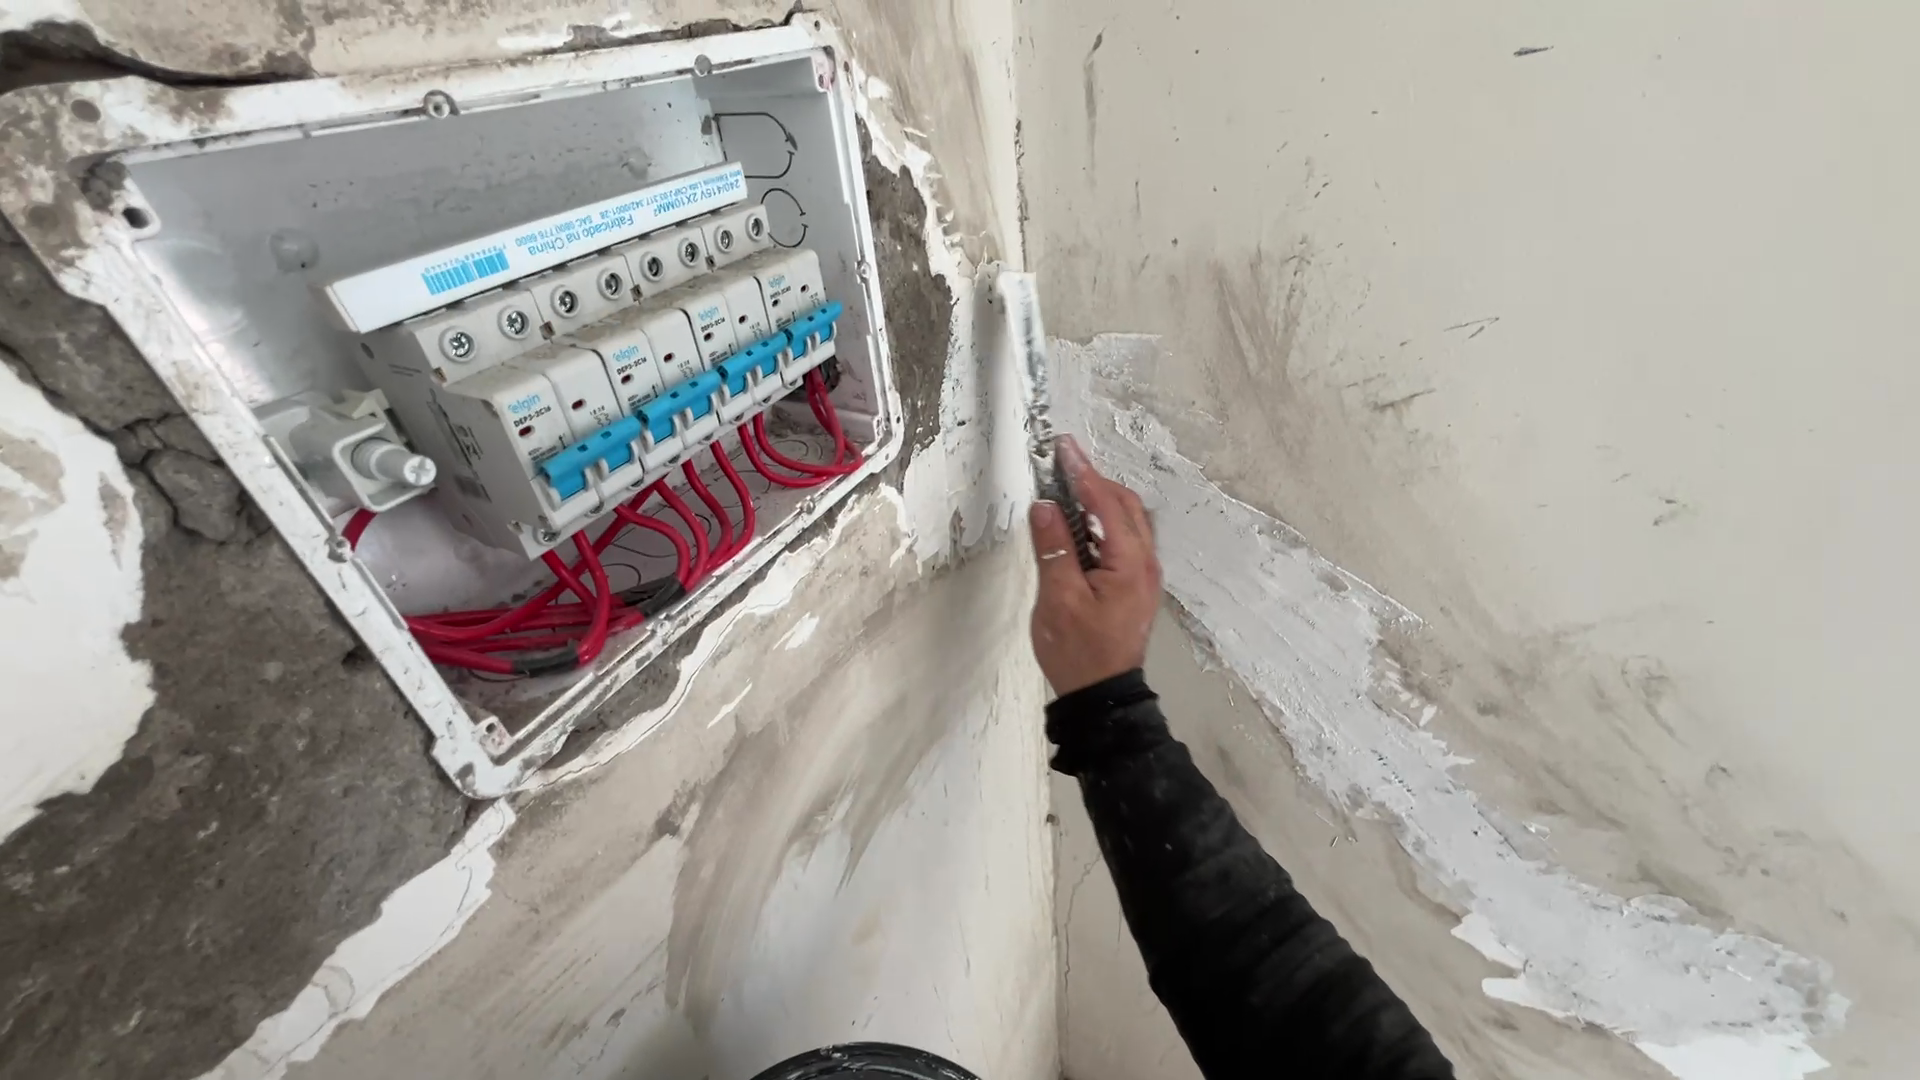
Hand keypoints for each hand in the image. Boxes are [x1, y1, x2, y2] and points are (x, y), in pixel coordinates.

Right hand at [1028, 435, 1161, 694]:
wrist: (1102, 697)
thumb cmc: (1078, 651)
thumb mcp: (1058, 599)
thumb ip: (1054, 549)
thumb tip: (1045, 506)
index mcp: (1130, 563)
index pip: (1106, 503)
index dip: (1083, 472)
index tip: (1064, 446)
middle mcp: (1146, 562)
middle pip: (1125, 504)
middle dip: (1094, 479)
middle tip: (1063, 462)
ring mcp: (1145, 574)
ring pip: (1128, 520)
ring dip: (1101, 498)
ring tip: (1069, 486)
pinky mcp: (1136, 584)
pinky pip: (1125, 538)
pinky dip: (1105, 520)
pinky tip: (1083, 523)